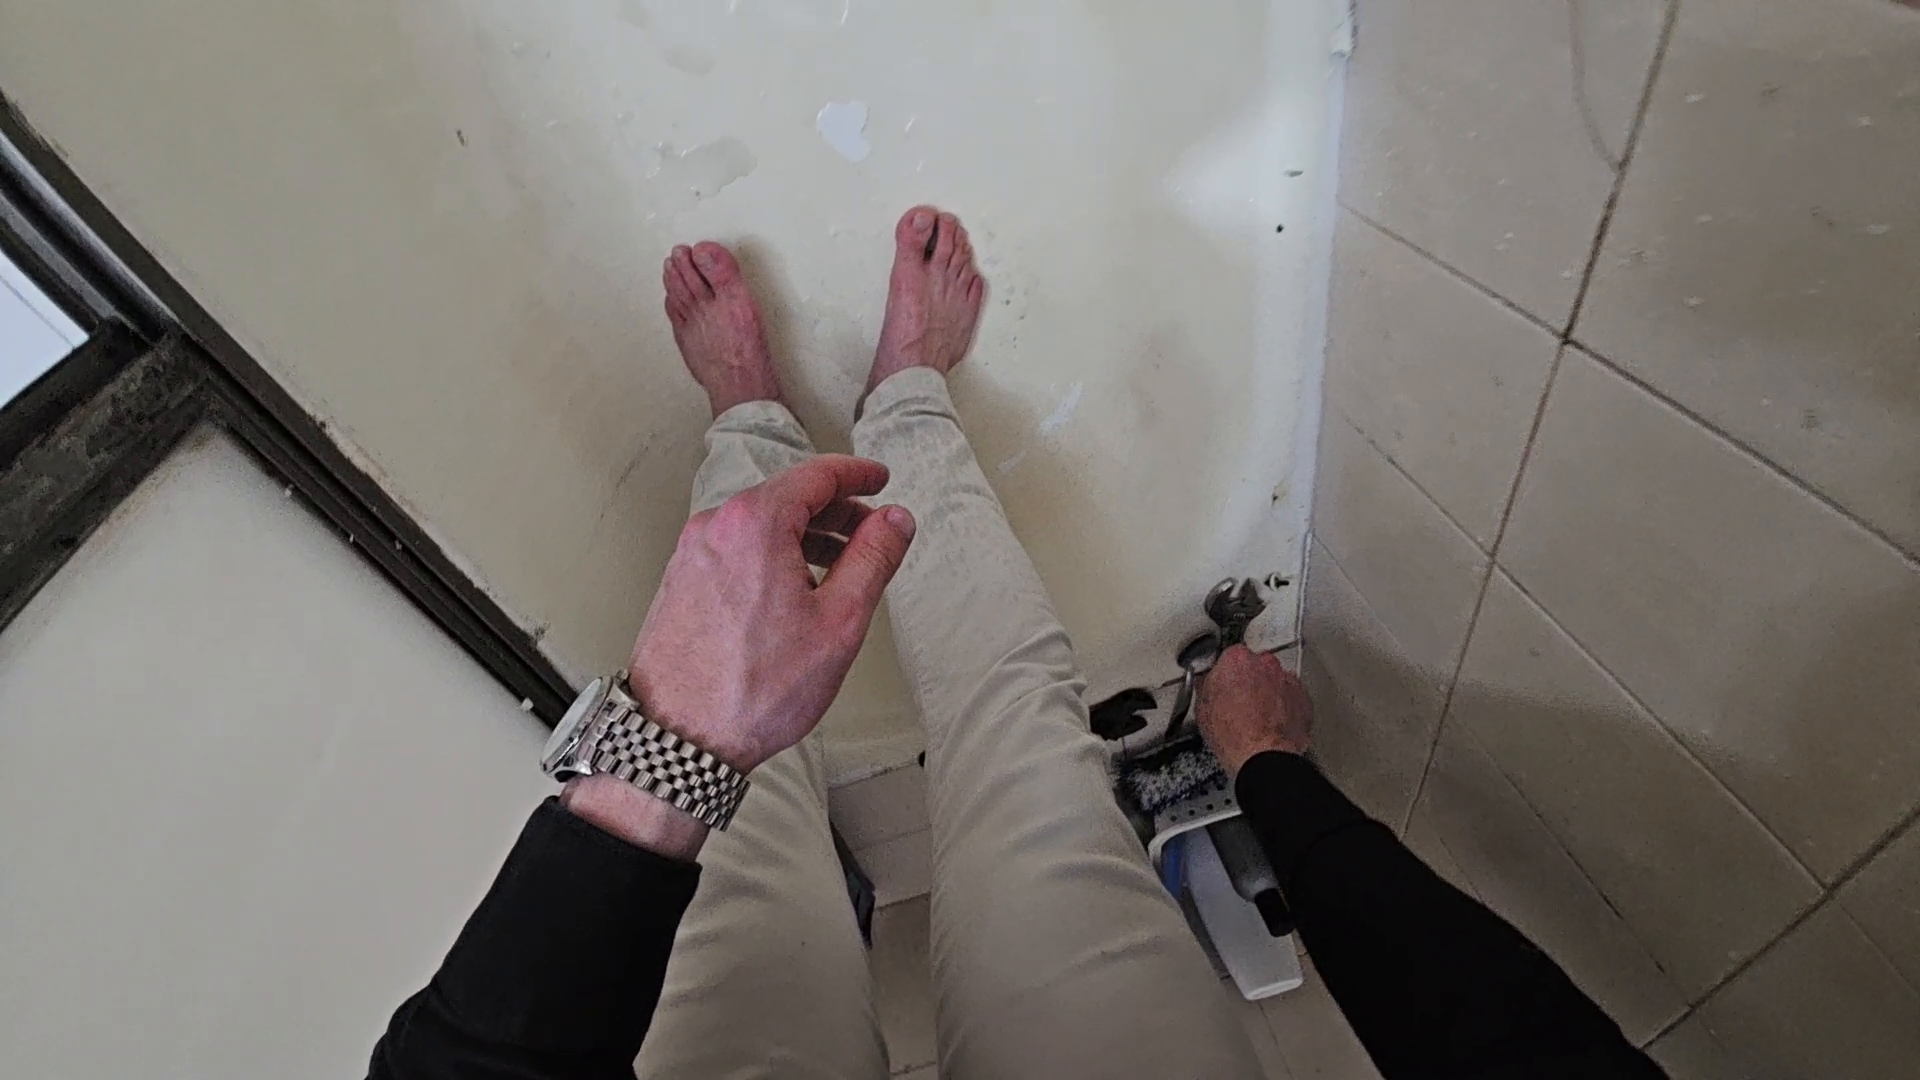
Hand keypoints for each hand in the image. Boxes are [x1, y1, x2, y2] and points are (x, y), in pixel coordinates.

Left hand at [627, 454, 915, 773]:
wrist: (678, 739)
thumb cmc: (754, 689)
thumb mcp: (839, 620)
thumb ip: (874, 558)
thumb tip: (895, 521)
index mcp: (755, 524)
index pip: (817, 475)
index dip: (857, 473)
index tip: (879, 478)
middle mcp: (716, 527)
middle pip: (789, 497)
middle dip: (837, 510)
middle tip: (872, 531)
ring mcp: (694, 553)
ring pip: (764, 524)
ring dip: (809, 534)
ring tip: (842, 565)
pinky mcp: (684, 579)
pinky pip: (740, 547)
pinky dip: (777, 552)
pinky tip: (798, 585)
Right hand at [1195, 645, 1312, 777]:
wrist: (1263, 756)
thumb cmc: (1233, 733)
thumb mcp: (1202, 706)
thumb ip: (1207, 684)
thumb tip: (1207, 684)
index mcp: (1236, 659)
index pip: (1228, 656)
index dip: (1224, 672)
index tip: (1222, 684)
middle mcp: (1265, 664)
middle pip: (1254, 665)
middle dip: (1248, 679)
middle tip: (1238, 702)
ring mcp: (1287, 681)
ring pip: (1274, 680)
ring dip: (1267, 692)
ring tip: (1256, 716)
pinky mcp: (1304, 699)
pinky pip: (1291, 697)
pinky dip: (1284, 705)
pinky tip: (1272, 722)